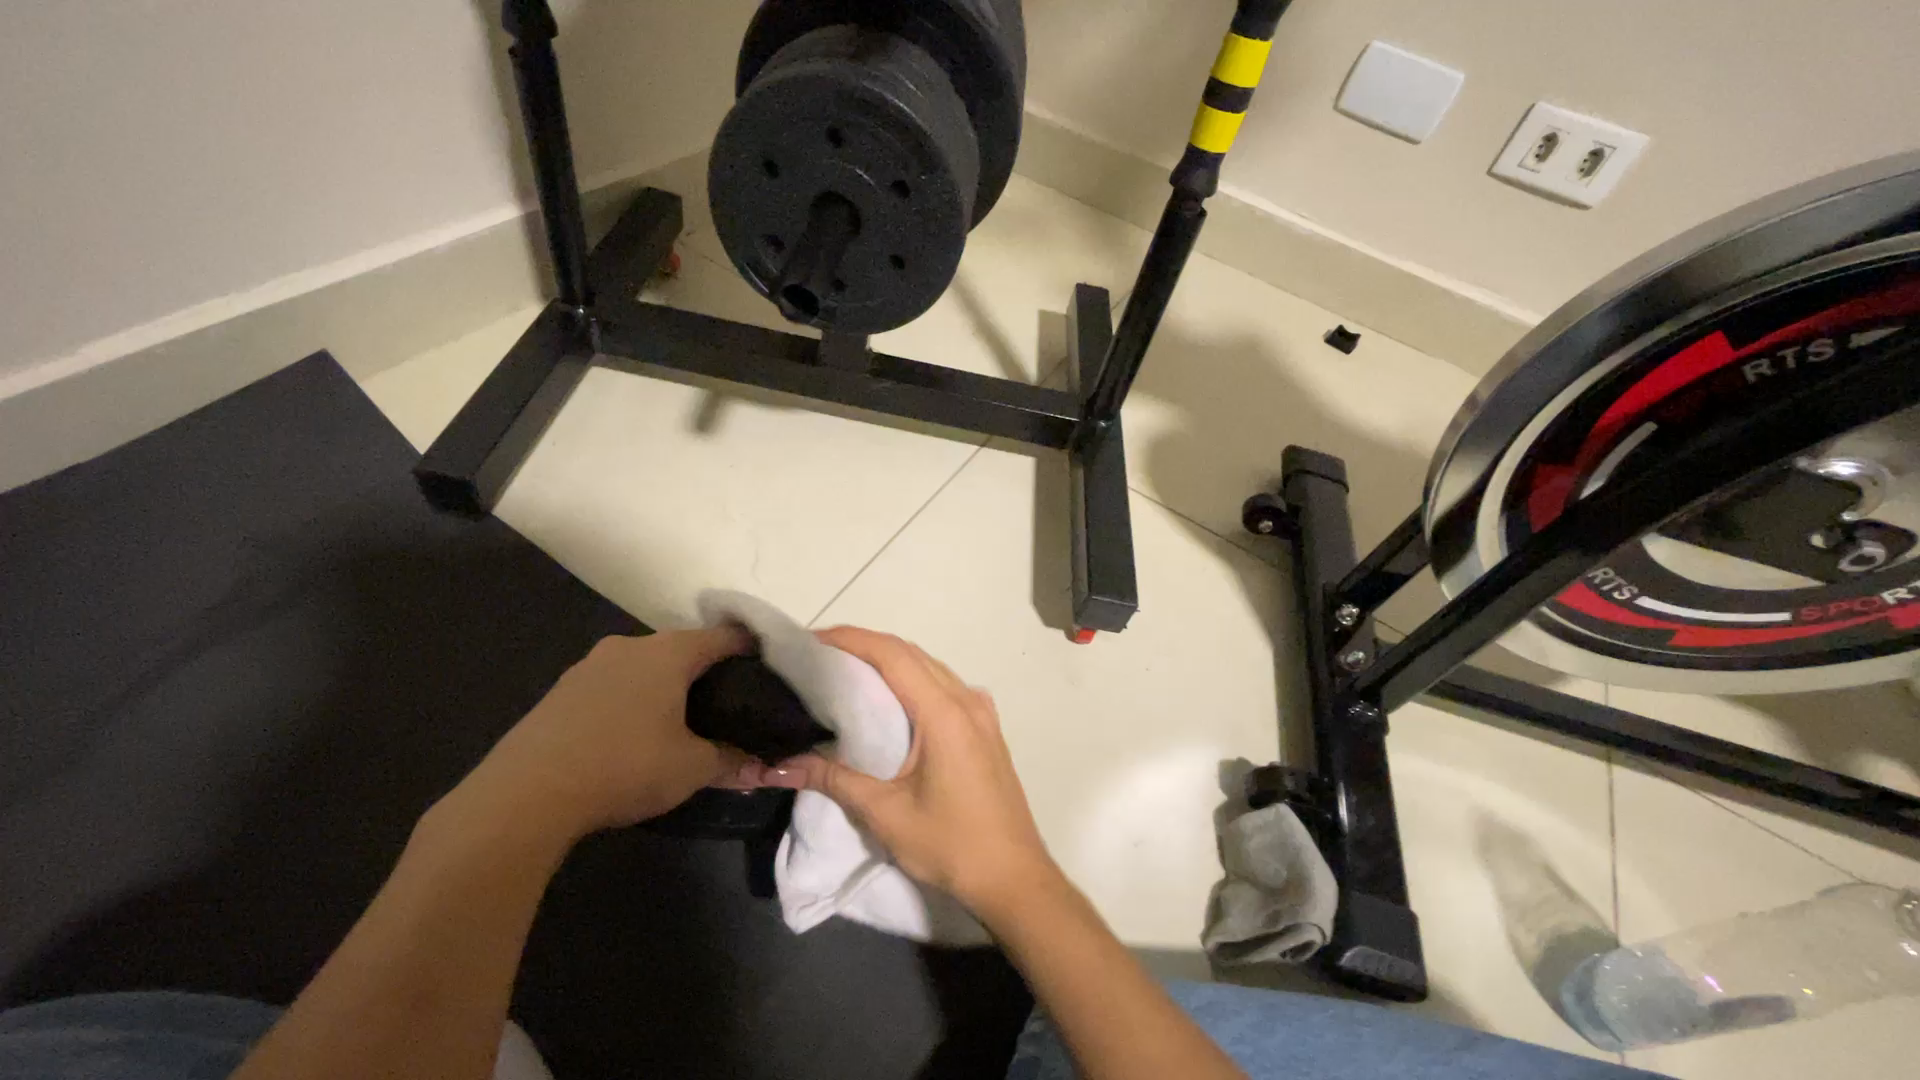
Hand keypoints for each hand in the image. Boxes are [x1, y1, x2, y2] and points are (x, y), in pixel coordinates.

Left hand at [456, 628, 753, 839]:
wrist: (526, 793)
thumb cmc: (625, 767)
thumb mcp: (691, 769)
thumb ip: (731, 760)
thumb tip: (759, 764)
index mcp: (669, 653)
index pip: (725, 636)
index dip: (752, 650)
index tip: (769, 670)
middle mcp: (630, 646)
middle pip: (683, 648)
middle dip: (707, 672)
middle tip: (728, 704)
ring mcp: (590, 665)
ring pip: (644, 666)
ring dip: (665, 687)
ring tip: (681, 722)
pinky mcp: (562, 690)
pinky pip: (614, 685)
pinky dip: (632, 700)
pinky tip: (632, 735)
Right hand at [755, 627, 1061, 914]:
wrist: (1013, 877)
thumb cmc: (951, 845)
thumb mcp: (885, 814)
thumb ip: (834, 779)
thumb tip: (782, 765)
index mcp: (944, 713)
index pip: (893, 655)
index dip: (851, 639)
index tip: (812, 640)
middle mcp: (967, 701)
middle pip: (911, 653)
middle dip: (865, 646)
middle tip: (820, 655)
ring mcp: (982, 713)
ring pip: (930, 667)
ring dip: (890, 661)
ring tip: (846, 671)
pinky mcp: (986, 729)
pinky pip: (945, 687)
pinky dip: (912, 680)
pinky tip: (889, 701)